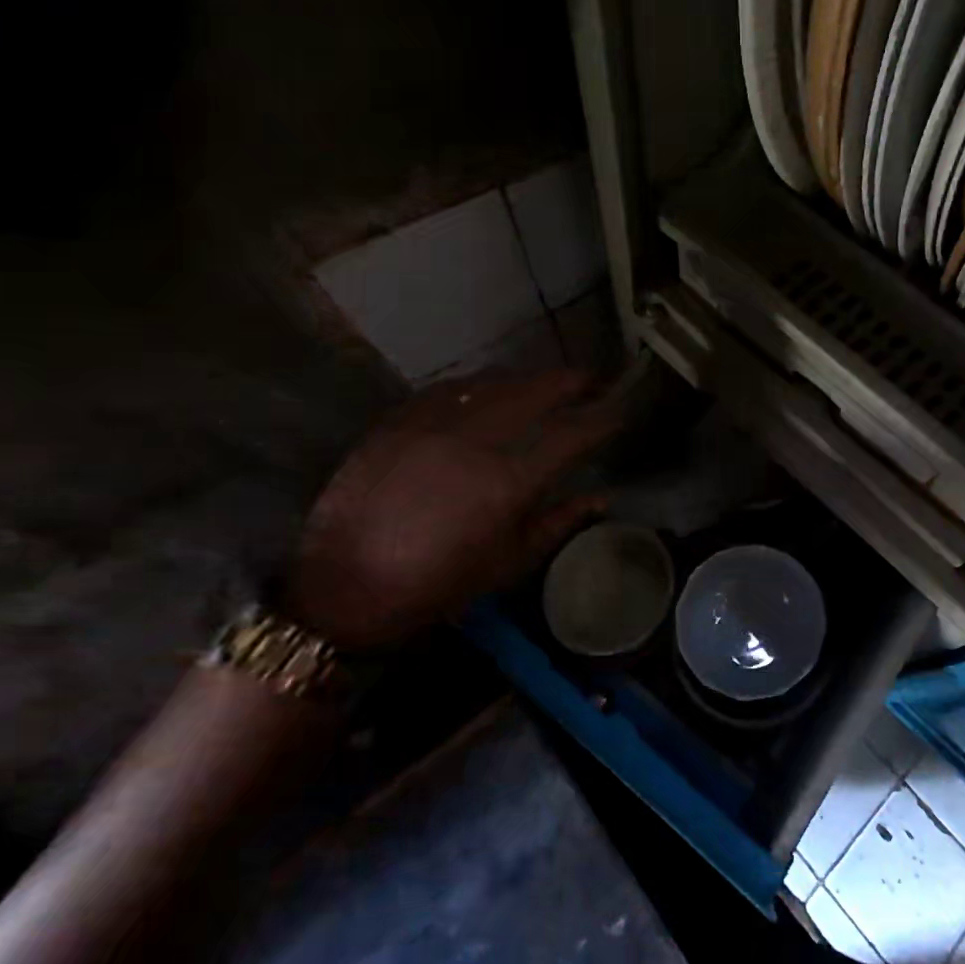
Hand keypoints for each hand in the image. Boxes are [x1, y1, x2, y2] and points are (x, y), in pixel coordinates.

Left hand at [289, 369, 621, 649]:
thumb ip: (559, 522)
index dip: (602, 418)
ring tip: (546, 383)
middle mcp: (477, 439)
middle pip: (536, 391)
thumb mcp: (511, 561)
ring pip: (495, 382)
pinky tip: (491, 389)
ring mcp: (434, 423)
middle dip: (571, 382)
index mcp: (510, 480)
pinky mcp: (400, 420)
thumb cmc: (439, 583)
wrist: (344, 585)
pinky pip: (452, 387)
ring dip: (528, 379)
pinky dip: (482, 384)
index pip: (572, 433)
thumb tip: (601, 497)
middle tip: (590, 381)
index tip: (620, 411)